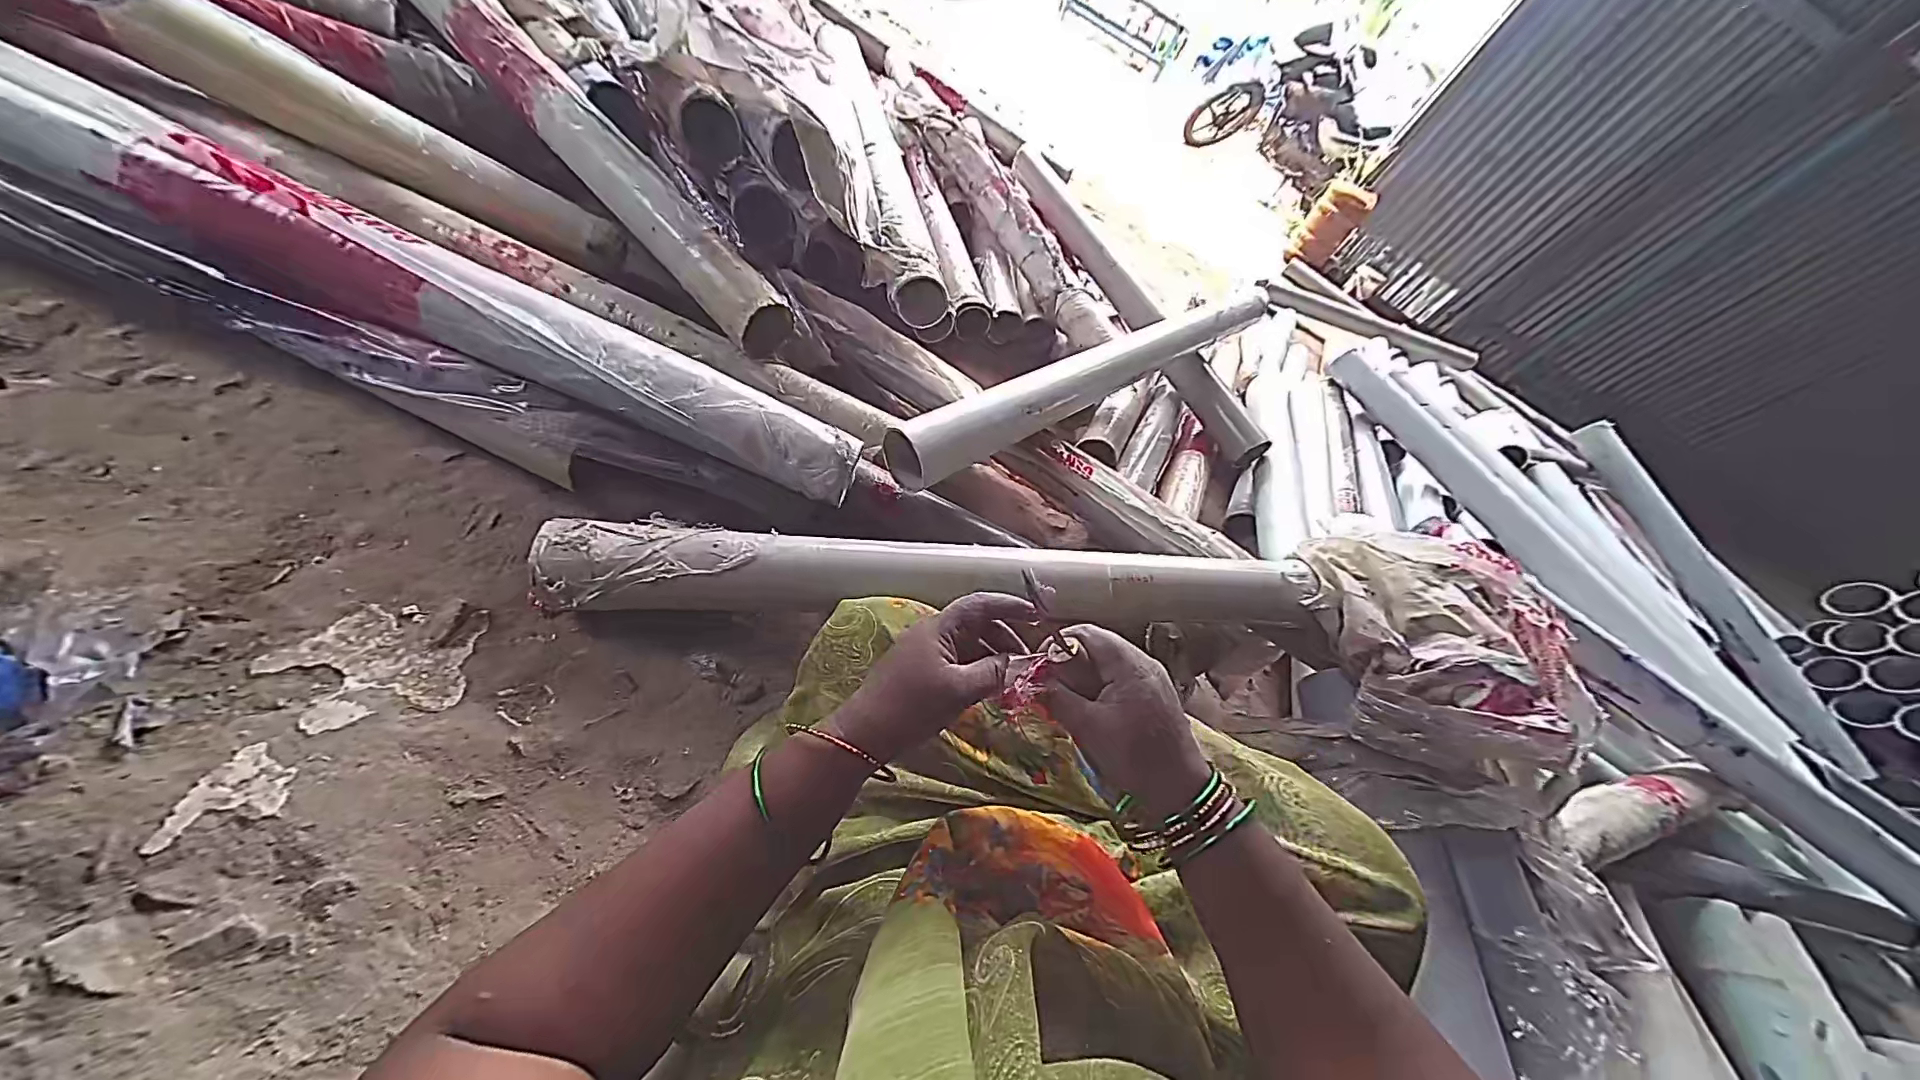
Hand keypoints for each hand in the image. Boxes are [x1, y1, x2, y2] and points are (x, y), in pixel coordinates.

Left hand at [827, 592, 1036, 761]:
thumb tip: (1022, 663)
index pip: (980, 604)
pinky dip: (978, 669)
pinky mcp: (922, 671)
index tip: (1037, 616)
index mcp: (939, 627)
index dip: (1010, 606)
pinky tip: (991, 686)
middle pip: (977, 624)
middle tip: (1030, 659)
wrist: (864, 734)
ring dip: (993, 656)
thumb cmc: (911, 706)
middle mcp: (932, 632)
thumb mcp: (958, 690)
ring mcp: (926, 652)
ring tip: (1014, 676)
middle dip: (1006, 637)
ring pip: (969, 644)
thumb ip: (994, 672)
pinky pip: (958, 661)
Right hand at [1042, 624, 1212, 819]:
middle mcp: (1143, 662)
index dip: (1057, 646)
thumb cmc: (1135, 757)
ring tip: (1066, 702)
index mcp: (1129, 664)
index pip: (1085, 634)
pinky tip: (1088, 710)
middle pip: (1096, 646)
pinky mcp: (1152, 694)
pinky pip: (1117, 679)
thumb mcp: (1088, 727)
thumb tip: (1034, 681)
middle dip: (1068, 665)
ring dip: (1082, 679)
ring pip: (1105, 664)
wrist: (1180, 790)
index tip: (1040, 669)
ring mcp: (1150, 677)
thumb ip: (1058, 698)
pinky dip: (1098, 689)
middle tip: (1049, 689)